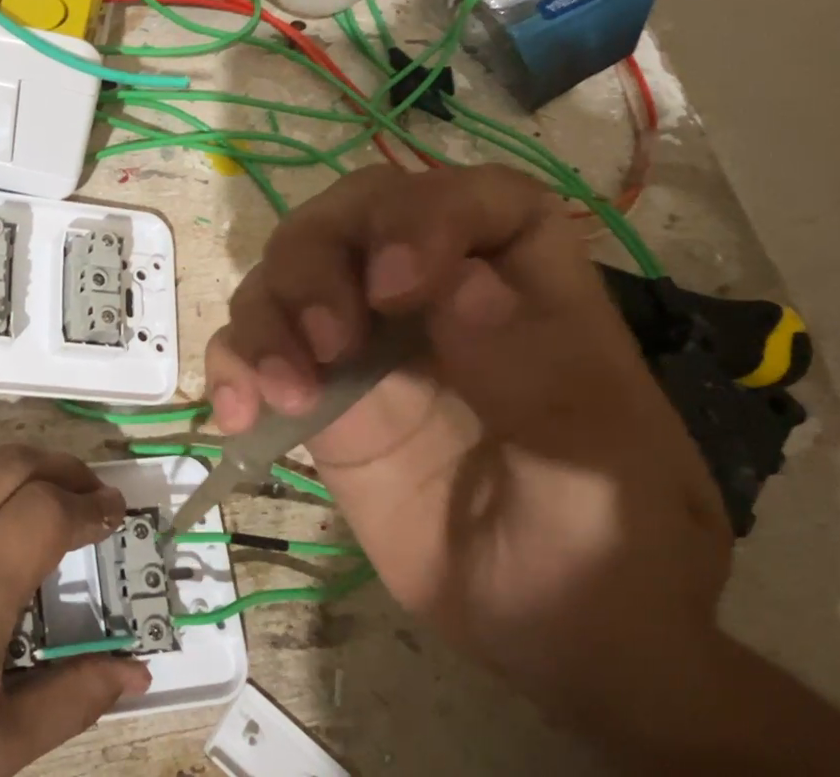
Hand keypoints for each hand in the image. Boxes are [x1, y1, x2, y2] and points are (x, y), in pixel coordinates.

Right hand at [204, 165, 731, 710]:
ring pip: (289, 275)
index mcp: (527, 296)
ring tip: (286, 395)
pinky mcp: (318, 399)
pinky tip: (239, 417)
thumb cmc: (607, 555)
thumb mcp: (602, 472)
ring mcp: (367, 349)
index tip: (401, 285)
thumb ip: (539, 376)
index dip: (430, 214)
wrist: (546, 637)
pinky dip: (232, 367)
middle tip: (330, 339)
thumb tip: (462, 284)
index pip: (478, 200)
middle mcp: (435, 303)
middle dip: (322, 258)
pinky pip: (252, 351)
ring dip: (269, 316)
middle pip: (356, 218)